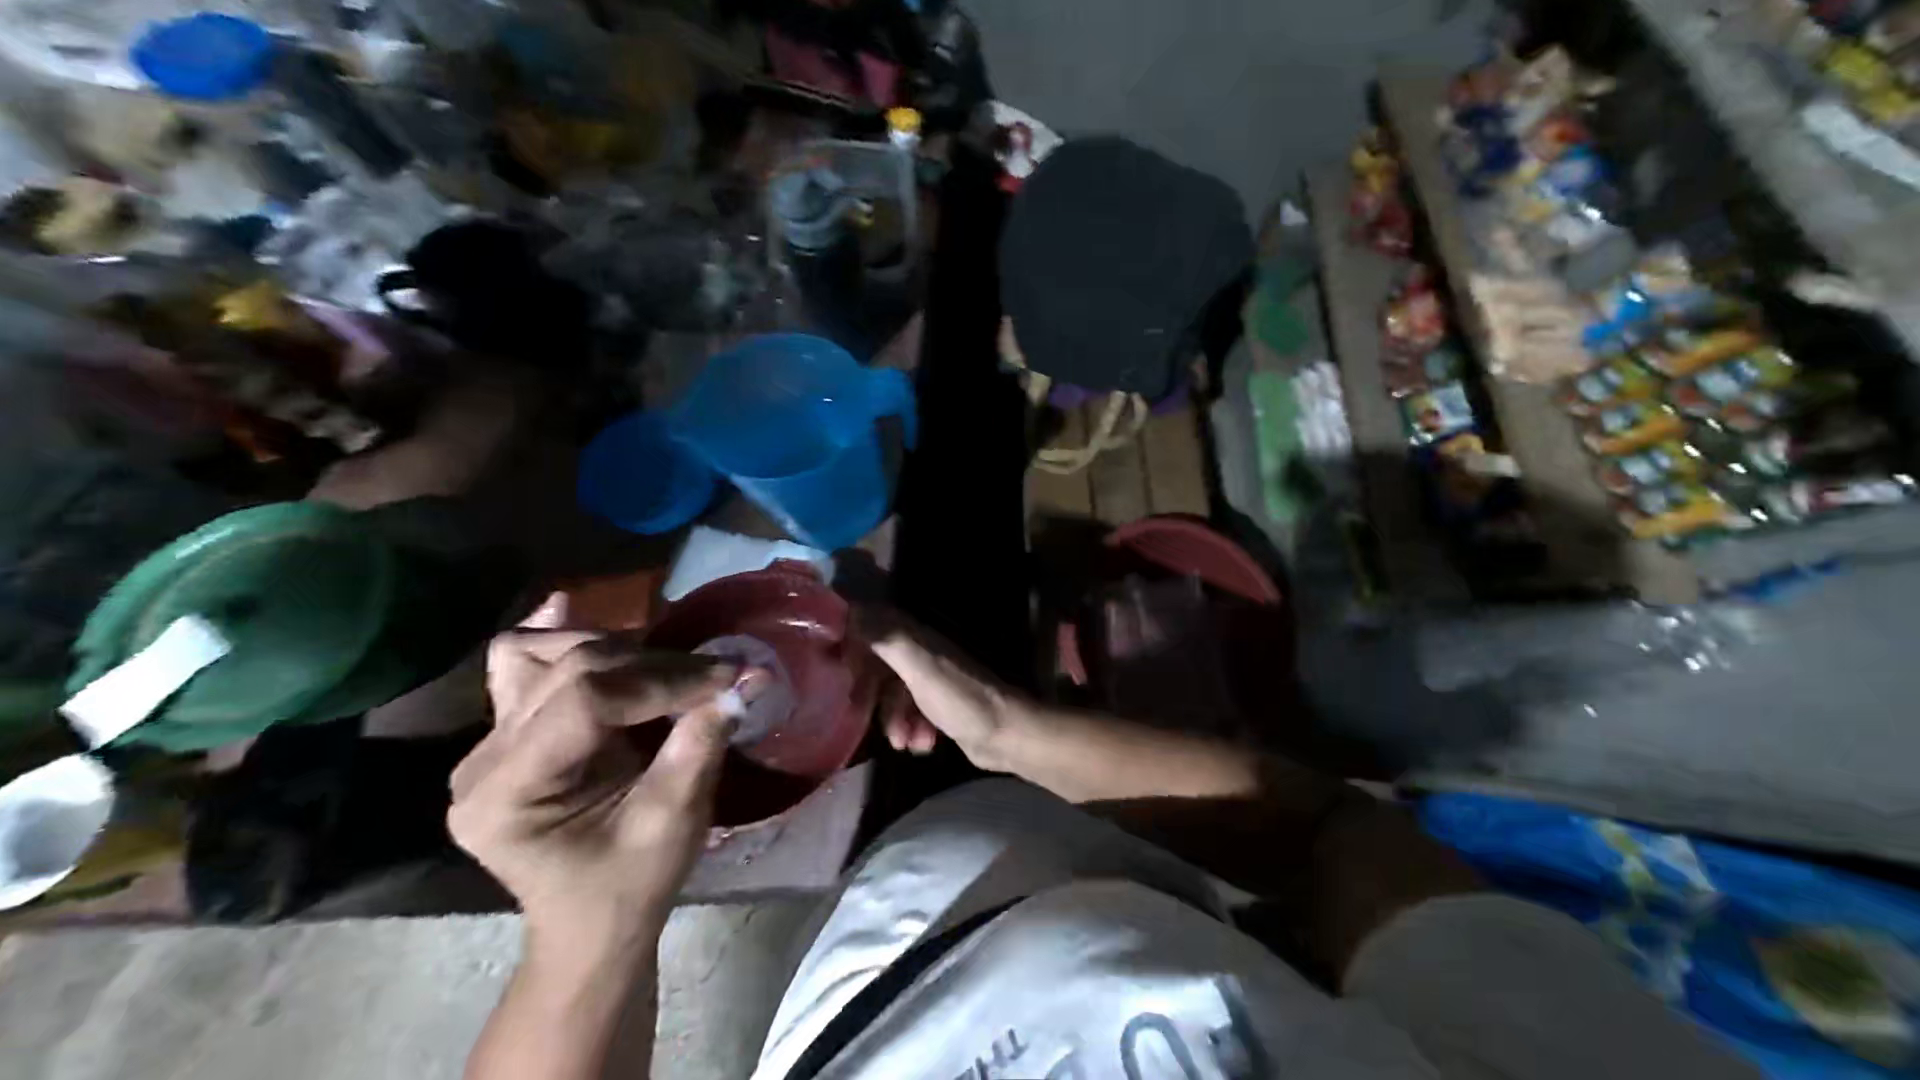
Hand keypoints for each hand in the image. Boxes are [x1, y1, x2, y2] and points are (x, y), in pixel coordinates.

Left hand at [449, 630, 739, 947]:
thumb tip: (747, 678)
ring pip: (538, 654)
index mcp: (508, 795)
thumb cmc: (630, 887)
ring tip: (667, 665)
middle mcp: (482, 760)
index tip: (726, 677)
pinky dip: (555, 636)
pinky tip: (571, 609)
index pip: (585, 700)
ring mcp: (487, 744)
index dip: (663, 679)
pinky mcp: (507, 733)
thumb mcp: (673, 821)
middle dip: (653, 663)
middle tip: (714, 674)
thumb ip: (701, 743)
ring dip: (613, 646)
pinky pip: (520, 666)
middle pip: (566, 668)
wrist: (590, 925)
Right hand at [862, 609, 1024, 769]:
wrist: (1006, 735)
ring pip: (891, 694)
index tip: (826, 658)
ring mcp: (930, 680)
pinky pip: (909, 714)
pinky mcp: (938, 706)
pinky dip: (910, 730)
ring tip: (901, 740)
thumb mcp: (919, 667)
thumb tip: (849, 611)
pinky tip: (920, 745)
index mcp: (915, 636)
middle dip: (866, 688)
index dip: (847, 636)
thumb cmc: (960, 698)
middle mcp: (921, 652)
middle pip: (877, 662)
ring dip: (891, 718)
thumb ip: (886, 639)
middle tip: (856, 709)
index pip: (870, 622)